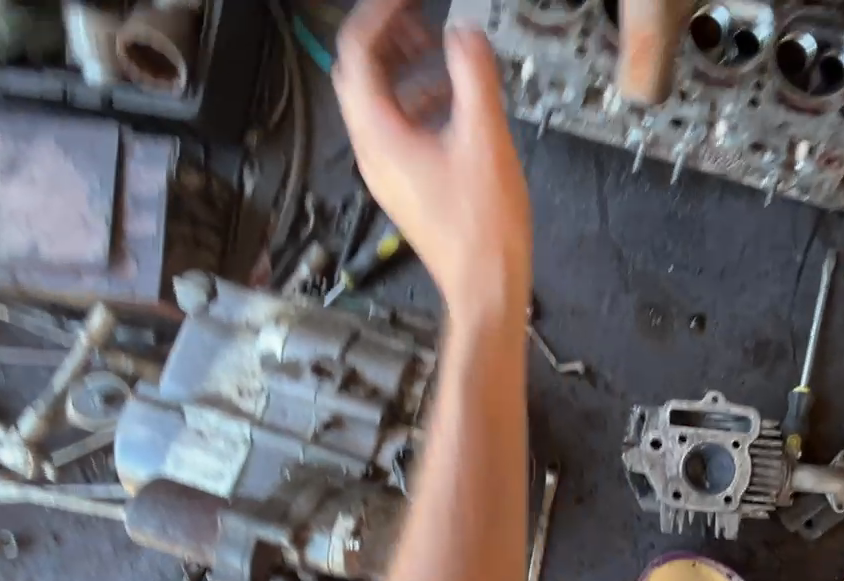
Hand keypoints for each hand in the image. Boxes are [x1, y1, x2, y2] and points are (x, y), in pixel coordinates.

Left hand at [334, 0, 531, 322]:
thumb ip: (473, 77)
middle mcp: (374, 155)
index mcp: (380, 136)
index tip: (407, 1)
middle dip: (391, 44)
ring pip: (383, 109)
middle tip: (423, 26)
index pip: (357, 53)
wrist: (486, 287)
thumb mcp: (485, 140)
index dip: (380, 16)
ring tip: (446, 64)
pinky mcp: (409, 193)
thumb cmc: (483, 229)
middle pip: (362, 79)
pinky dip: (422, 111)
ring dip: (409, 76)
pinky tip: (458, 113)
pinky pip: (402, 137)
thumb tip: (465, 37)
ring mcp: (389, 177)